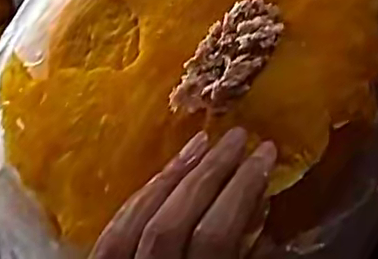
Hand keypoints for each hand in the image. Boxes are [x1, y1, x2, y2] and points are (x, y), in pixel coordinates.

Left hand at [91, 128, 277, 258]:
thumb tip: (266, 225)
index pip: (214, 241)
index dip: (242, 191)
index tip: (266, 152)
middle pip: (172, 226)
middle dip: (210, 173)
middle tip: (240, 136)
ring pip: (136, 225)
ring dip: (174, 176)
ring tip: (205, 142)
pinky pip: (111, 237)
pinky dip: (140, 199)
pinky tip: (164, 174)